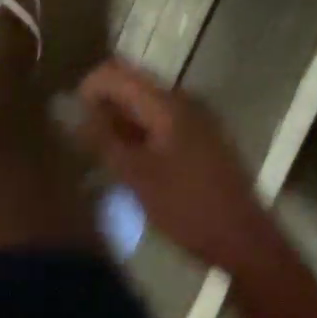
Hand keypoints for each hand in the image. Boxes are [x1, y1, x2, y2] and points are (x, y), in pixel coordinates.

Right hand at [75, 58, 281, 272]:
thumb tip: (68, 110)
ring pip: (145, 101)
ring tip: (106, 151)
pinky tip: (134, 160)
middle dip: (102, 102)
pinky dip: (140, 129)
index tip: (76, 121)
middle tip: (87, 136)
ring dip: (120, 117)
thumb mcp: (135, 175)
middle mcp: (183, 100)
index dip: (87, 89)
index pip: (114, 72)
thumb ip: (100, 137)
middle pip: (130, 81)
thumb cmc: (187, 209)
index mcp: (166, 103)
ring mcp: (197, 118)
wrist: (248, 245)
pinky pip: (161, 118)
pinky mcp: (204, 137)